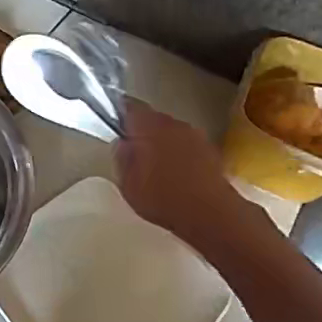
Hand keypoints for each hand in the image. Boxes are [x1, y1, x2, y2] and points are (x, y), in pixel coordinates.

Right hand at [112, 99, 258, 246]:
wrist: (211, 213)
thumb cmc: (162, 198)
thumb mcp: (128, 183)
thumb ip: (122, 158)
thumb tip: (122, 143)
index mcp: (151, 128)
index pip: (130, 108)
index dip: (118, 112)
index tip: (110, 121)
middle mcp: (176, 125)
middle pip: (152, 119)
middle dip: (140, 131)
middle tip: (129, 151)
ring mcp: (196, 136)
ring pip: (170, 132)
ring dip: (159, 143)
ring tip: (150, 166)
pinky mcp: (210, 151)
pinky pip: (185, 145)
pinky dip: (176, 154)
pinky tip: (171, 174)